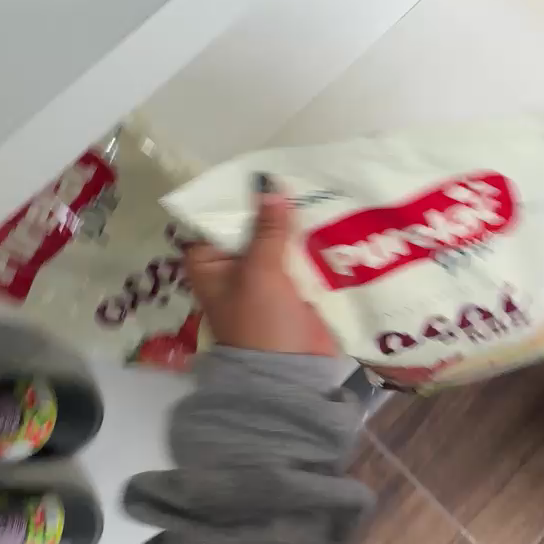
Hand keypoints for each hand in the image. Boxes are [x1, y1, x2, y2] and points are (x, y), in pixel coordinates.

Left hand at [184, 188, 340, 356]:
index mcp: (210, 262)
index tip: (266, 173)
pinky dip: (315, 247)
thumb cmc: (262, 321)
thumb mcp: (261, 271)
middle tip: (302, 179)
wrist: (290, 370)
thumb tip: (269, 186)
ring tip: (323, 196)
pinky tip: (334, 225)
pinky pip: (304, 259)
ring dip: (300, 228)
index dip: (241, 198)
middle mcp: (235, 267)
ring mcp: (267, 279)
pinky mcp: (296, 290)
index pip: (219, 219)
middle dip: (277, 210)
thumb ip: (269, 229)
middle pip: (255, 228)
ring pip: (283, 243)